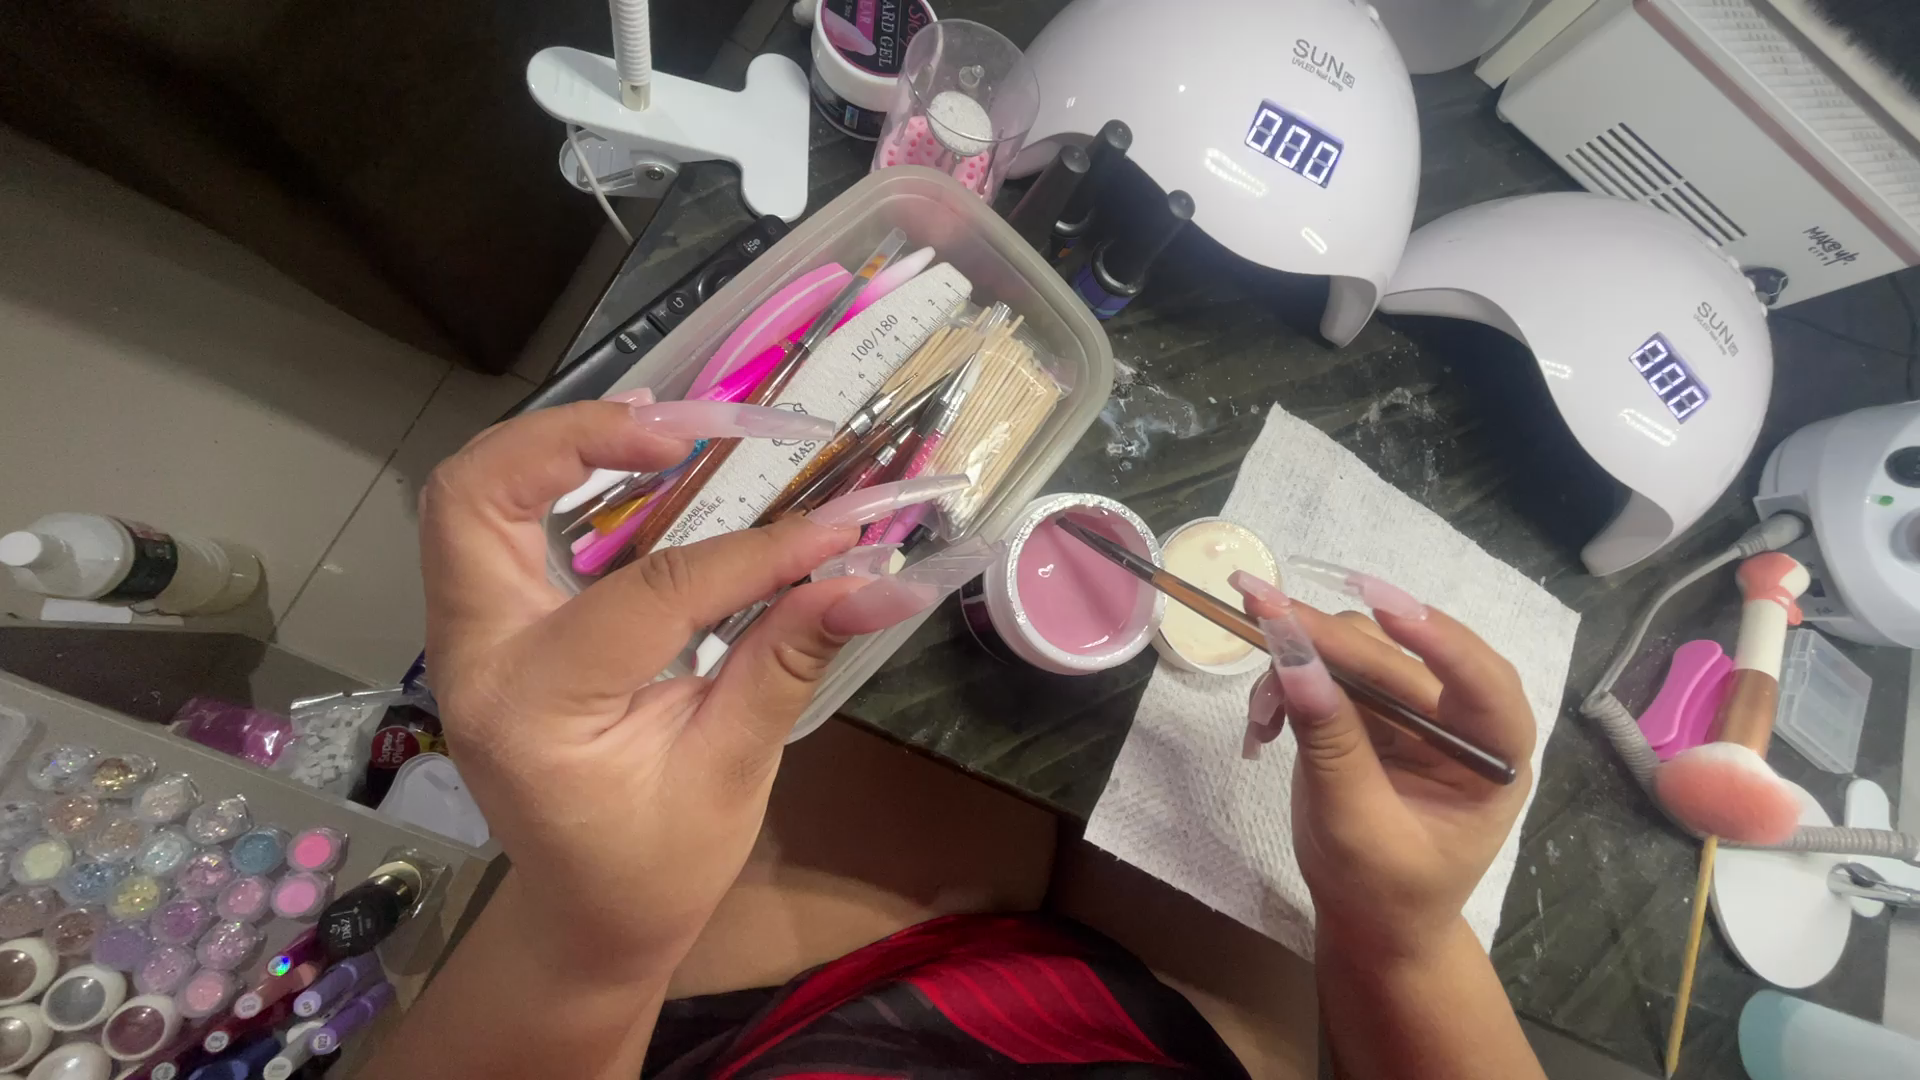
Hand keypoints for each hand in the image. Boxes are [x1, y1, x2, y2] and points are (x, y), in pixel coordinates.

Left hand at [418, 394, 954, 978]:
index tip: (840, 530)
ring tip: (661, 431)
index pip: (657, 593)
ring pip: (471, 499)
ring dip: (558, 445)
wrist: (587, 914)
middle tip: (681, 428)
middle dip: (576, 438)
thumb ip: (790, 659)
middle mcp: (480, 659)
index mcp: (537, 711)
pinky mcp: (495, 629)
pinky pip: (499, 525)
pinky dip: (556, 478)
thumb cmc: (659, 863)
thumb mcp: (735, 768)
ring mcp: (472, 640)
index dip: (760, 553)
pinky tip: (634, 468)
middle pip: (476, 498)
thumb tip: (876, 583)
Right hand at [1230, 569, 1535, 962]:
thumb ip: (1331, 744)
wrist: (1366, 917)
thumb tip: (1293, 662)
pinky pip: (1322, 672)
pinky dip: (1285, 684)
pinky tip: (1261, 720)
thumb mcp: (1356, 824)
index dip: (1438, 640)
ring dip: (1298, 662)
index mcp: (1488, 759)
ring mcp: (1404, 713)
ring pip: (1354, 652)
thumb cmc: (1383, 890)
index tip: (1382, 605)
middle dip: (1327, 636)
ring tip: (1258, 711)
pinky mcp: (1363, 712)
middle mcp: (1452, 722)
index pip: (1483, 686)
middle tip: (1260, 605)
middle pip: (1396, 658)